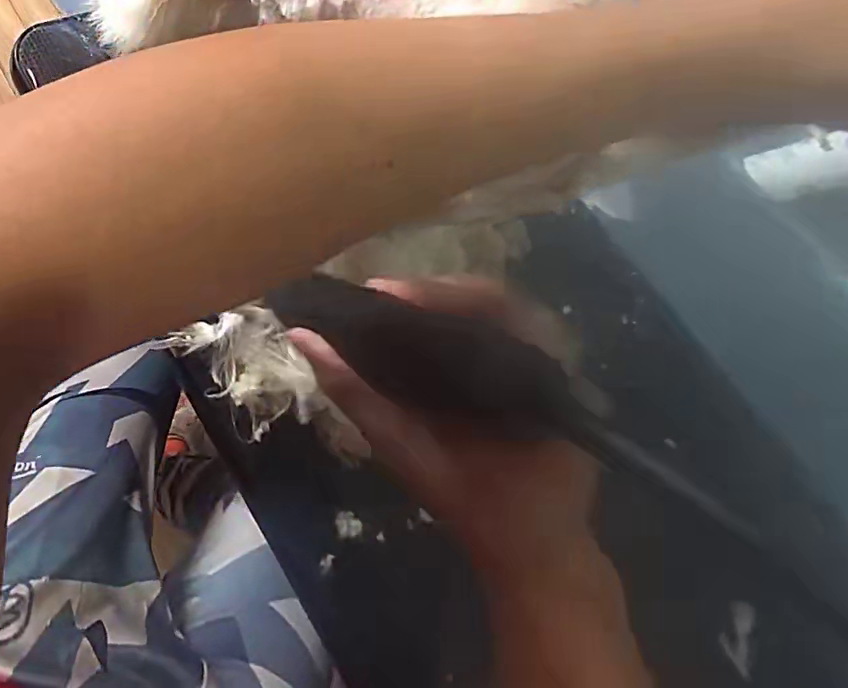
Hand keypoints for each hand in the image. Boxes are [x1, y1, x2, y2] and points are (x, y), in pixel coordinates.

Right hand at [290, 277, 653, 687]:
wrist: (530, 554)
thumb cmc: (475, 507)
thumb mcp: (408, 451)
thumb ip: (355, 393)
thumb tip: (302, 337)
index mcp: (529, 373)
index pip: (487, 304)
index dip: (432, 293)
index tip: (381, 292)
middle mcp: (545, 359)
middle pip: (486, 300)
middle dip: (430, 294)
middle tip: (378, 298)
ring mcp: (544, 366)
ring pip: (488, 313)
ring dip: (439, 306)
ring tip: (389, 307)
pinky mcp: (530, 375)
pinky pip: (490, 333)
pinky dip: (451, 326)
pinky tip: (416, 331)